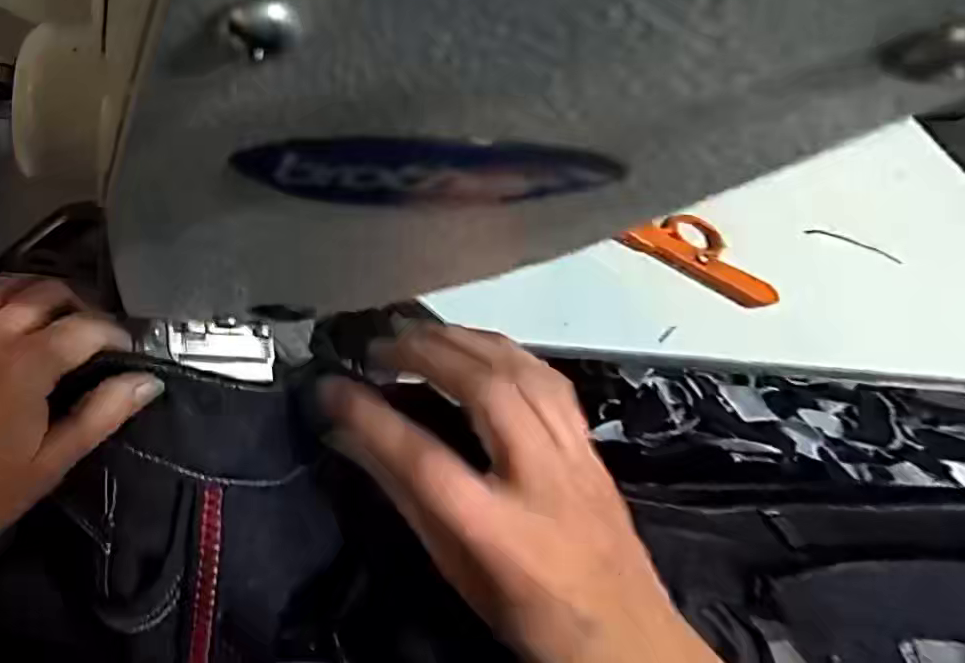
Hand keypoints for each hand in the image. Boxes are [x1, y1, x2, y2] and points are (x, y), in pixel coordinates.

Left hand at [0, 277, 161, 662]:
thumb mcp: (52, 462)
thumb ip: (103, 413)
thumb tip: (149, 381)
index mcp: (25, 364)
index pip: (84, 326)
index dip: (113, 334)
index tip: (126, 351)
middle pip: (50, 290)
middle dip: (82, 305)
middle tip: (94, 335)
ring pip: (13, 282)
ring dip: (43, 292)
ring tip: (59, 319)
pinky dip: (4, 294)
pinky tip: (13, 315)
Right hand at [321, 324, 719, 662]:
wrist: (634, 646)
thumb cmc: (527, 612)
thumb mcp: (451, 567)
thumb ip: (398, 492)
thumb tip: (343, 434)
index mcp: (501, 533)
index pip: (422, 458)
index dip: (369, 415)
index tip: (330, 386)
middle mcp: (543, 484)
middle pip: (484, 391)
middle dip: (423, 354)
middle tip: (379, 346)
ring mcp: (575, 459)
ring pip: (520, 372)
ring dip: (461, 339)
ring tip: (417, 333)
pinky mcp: (592, 446)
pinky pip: (547, 377)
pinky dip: (501, 348)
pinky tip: (472, 343)